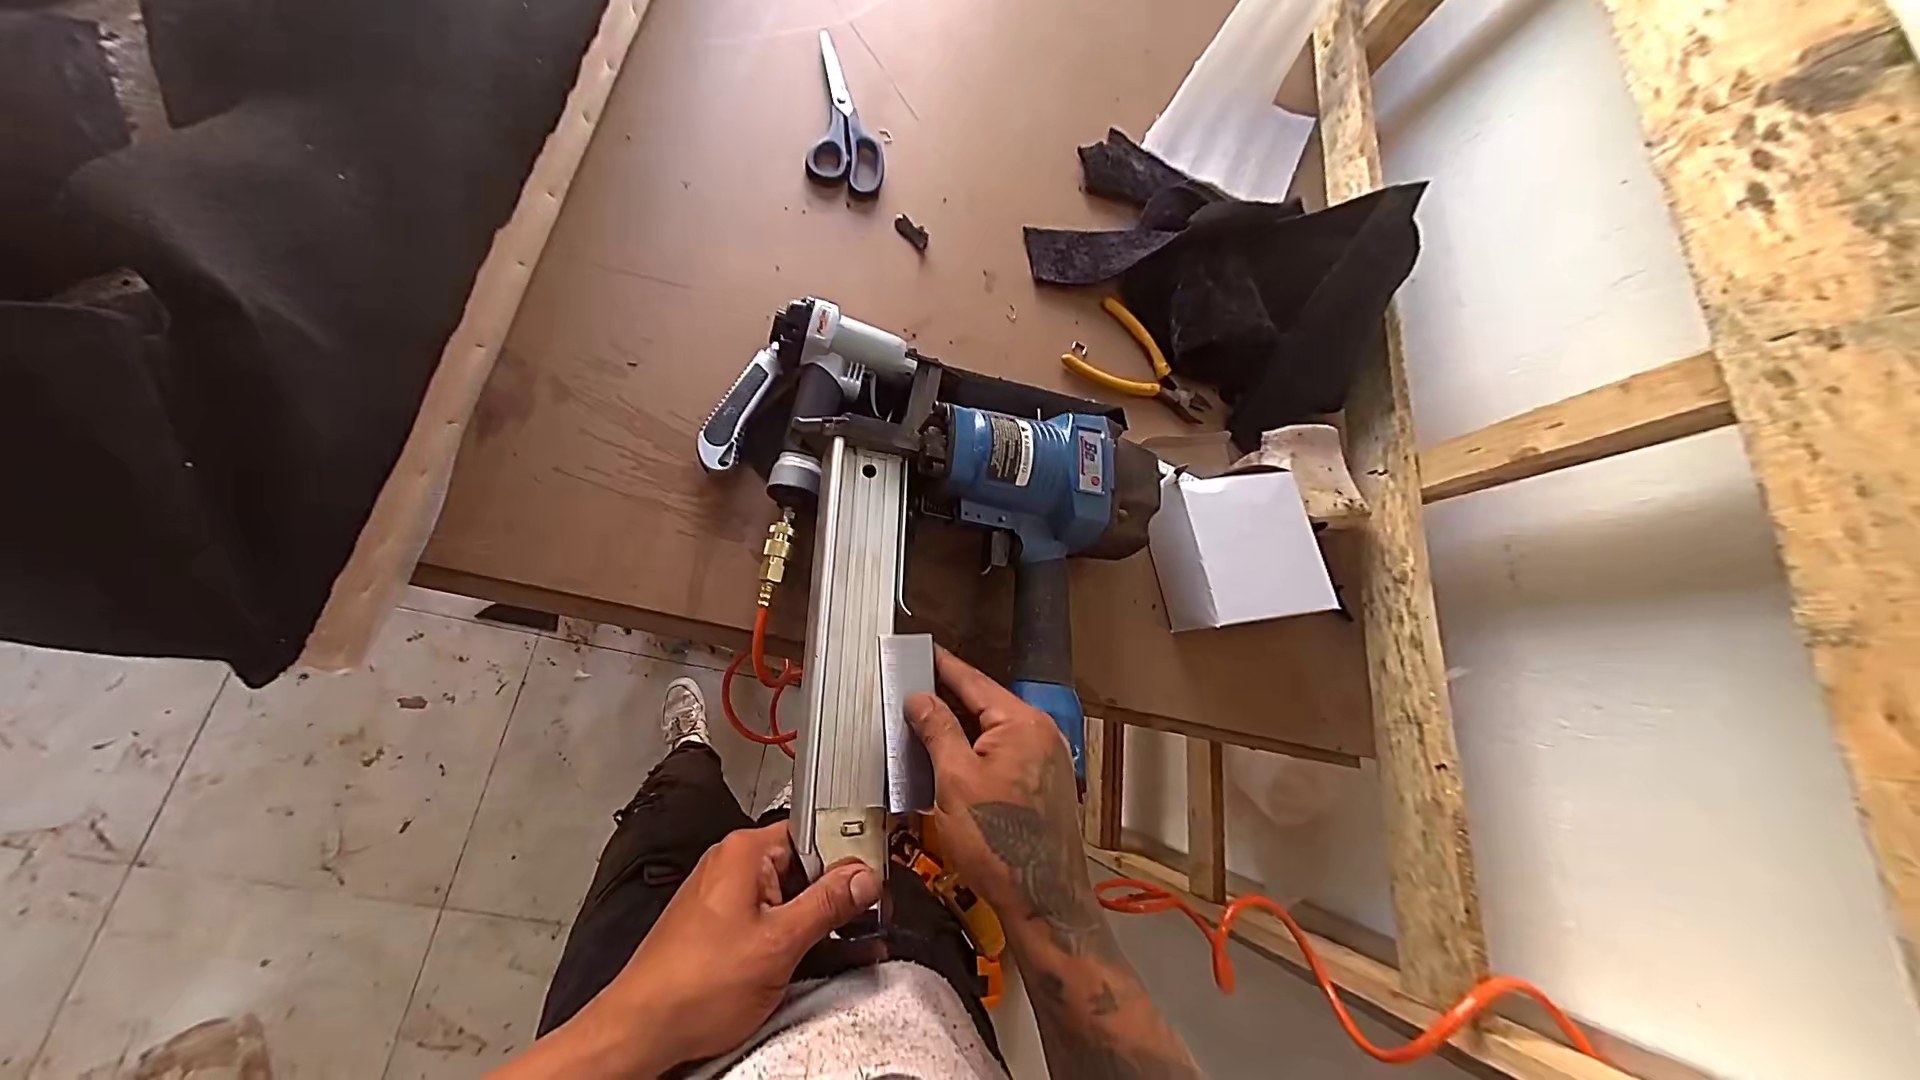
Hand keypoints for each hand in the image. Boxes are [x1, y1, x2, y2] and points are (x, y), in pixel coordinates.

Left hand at [505, 823, 879, 1077]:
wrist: (637, 1035)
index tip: (874, 881)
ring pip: (791, 892)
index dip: (849, 857)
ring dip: (821, 916)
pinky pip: (772, 913)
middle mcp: (736, 862)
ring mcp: (728, 892)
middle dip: (838, 893)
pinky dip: (796, 929)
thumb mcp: (779, 944)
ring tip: (854, 940)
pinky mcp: (723, 920)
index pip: (816, 833)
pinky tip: (821, 950)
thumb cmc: (695, 987)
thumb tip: (865, 877)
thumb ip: (829, 904)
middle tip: (869, 919)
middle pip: (806, 863)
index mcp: (748, 851)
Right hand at [906, 647, 1108, 959]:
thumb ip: (937, 730)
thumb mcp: (955, 781)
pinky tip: (953, 760)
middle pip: (986, 705)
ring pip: (993, 731)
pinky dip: (977, 751)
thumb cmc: (1003, 847)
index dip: (943, 667)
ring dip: (961, 729)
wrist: (1044, 902)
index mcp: (1022, 724)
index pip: (975, 682)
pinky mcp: (1044, 781)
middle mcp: (1041, 734)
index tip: (924, 652)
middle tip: (914, 692)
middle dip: (948, 701)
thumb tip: (921, 699)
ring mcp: (1047, 758)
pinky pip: (1005, 752)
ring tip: (927, 726)